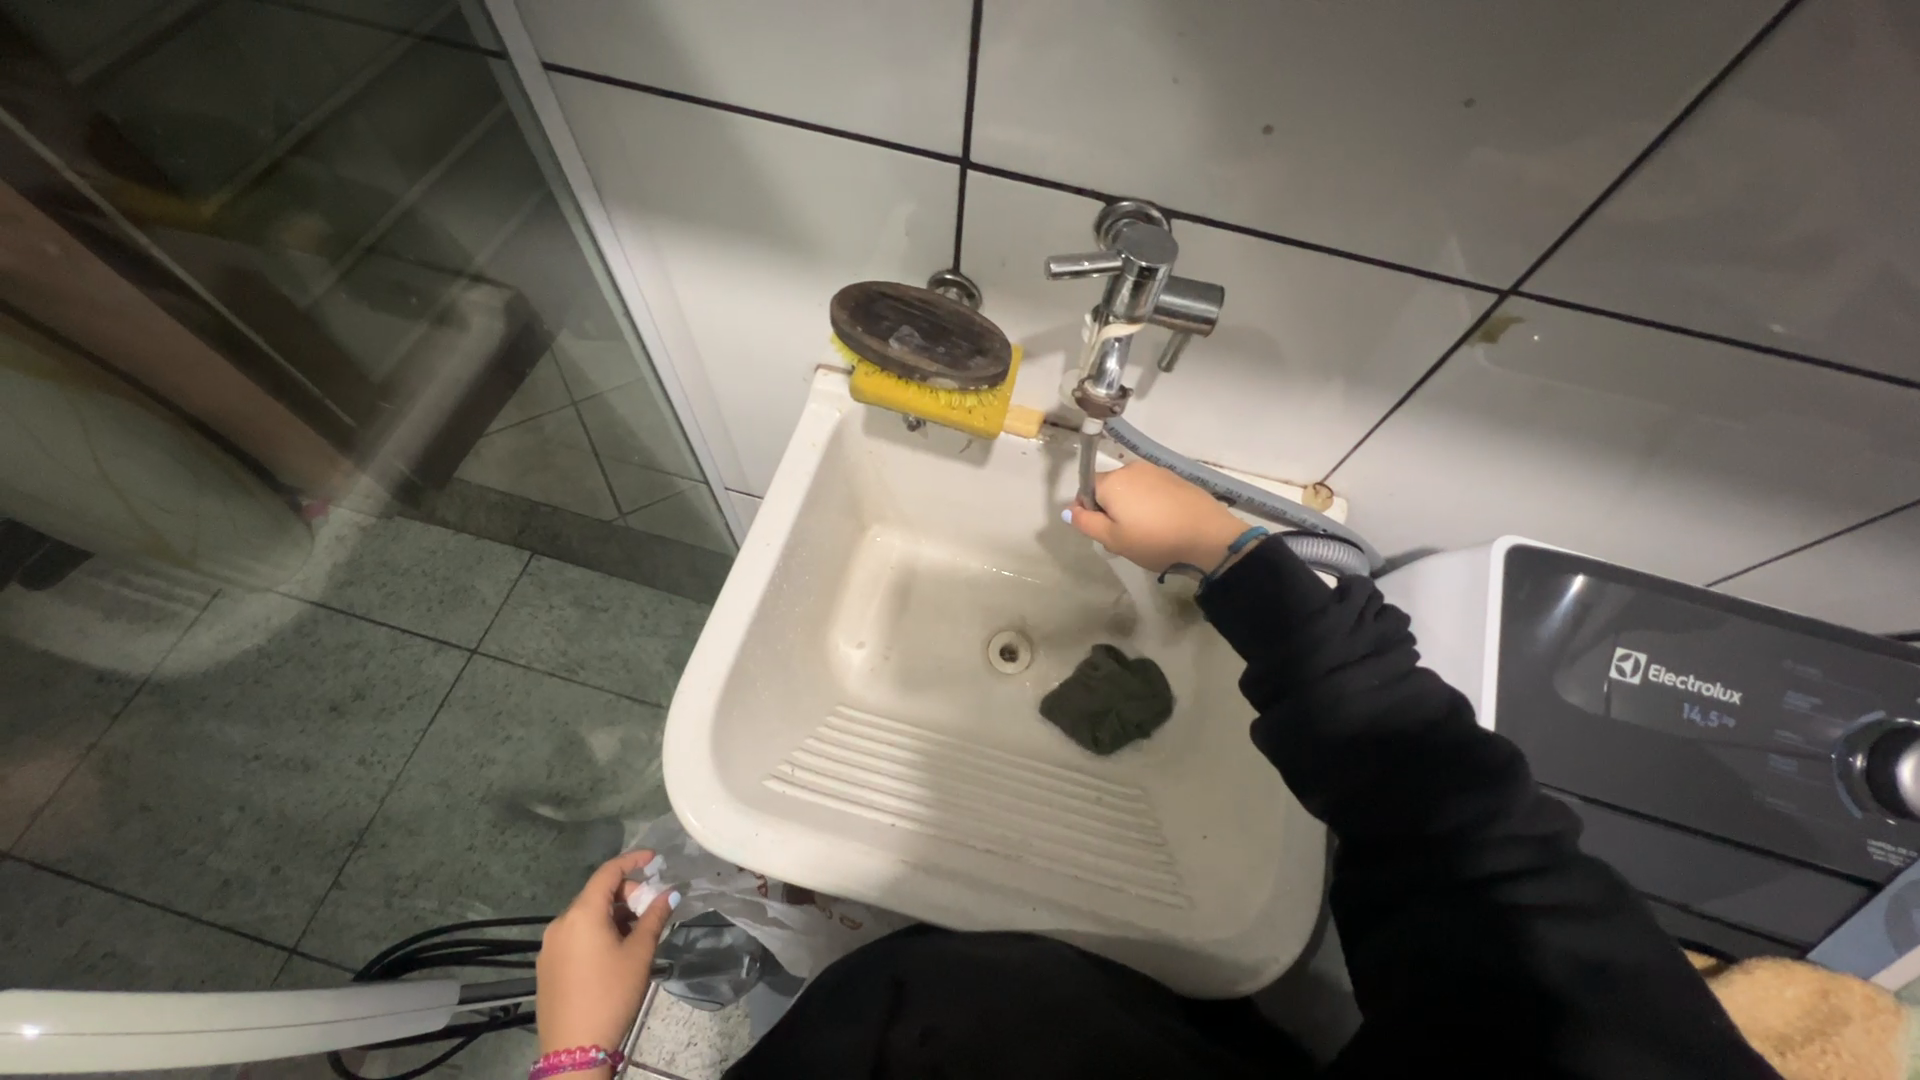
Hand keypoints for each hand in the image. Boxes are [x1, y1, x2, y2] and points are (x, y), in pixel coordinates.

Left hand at [536, 851, 675, 1055]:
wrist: (574, 1050)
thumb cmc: (611, 994)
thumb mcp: (640, 953)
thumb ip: (655, 916)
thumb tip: (669, 893)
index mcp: (582, 914)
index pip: (608, 872)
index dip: (632, 861)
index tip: (654, 859)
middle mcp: (560, 923)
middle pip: (596, 894)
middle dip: (626, 895)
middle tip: (650, 910)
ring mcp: (549, 946)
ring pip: (586, 916)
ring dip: (613, 915)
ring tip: (636, 934)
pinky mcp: (546, 966)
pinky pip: (575, 935)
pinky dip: (597, 931)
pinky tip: (614, 952)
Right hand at [1068, 462, 1247, 573]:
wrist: (1209, 536)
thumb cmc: (1155, 540)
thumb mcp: (1114, 540)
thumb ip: (1086, 523)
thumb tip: (1068, 509)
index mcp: (1112, 482)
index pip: (1086, 489)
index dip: (1089, 511)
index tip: (1104, 532)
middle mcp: (1132, 468)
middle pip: (1109, 487)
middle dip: (1111, 508)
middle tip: (1125, 536)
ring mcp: (1156, 471)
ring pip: (1131, 488)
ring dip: (1131, 505)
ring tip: (1146, 531)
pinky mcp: (1176, 478)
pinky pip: (1151, 489)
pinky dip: (1150, 503)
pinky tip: (1163, 522)